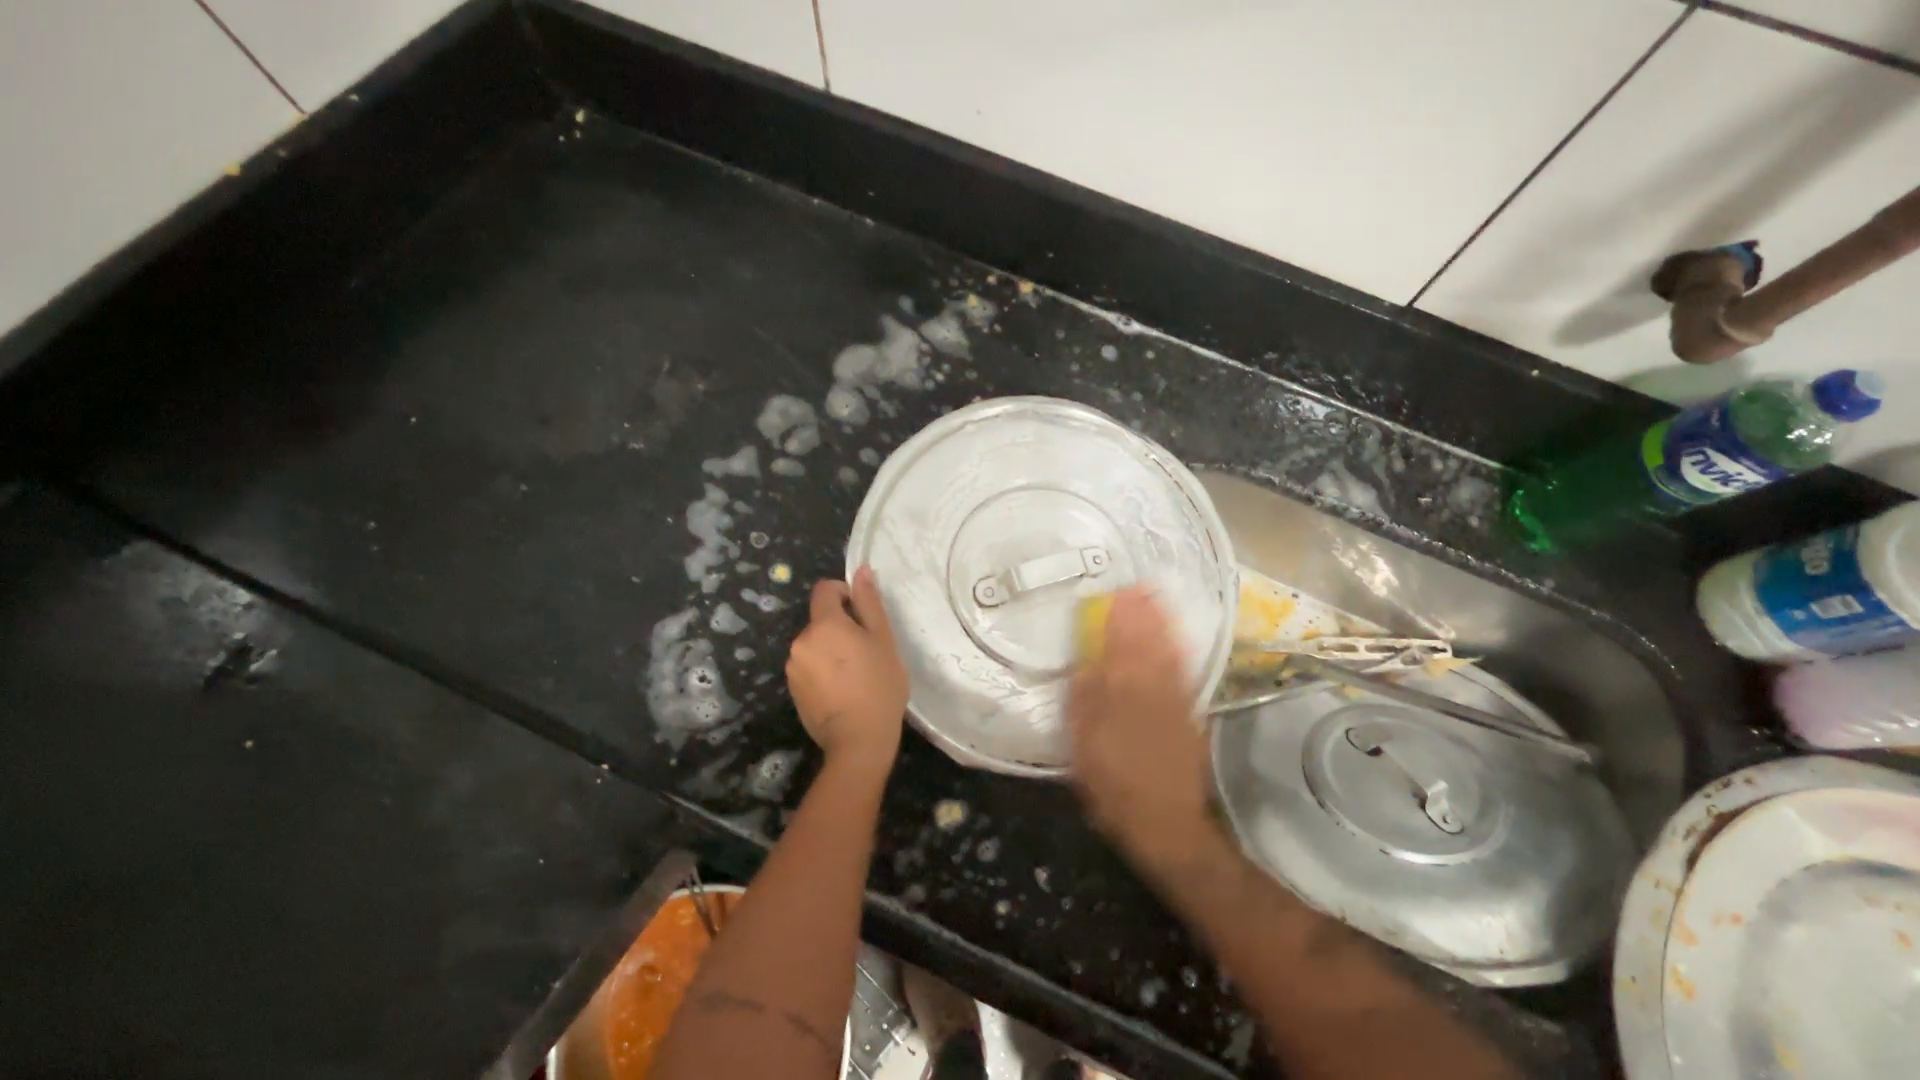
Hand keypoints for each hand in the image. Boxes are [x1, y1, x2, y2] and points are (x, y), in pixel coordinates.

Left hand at [786, 566, 909, 776]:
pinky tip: (842, 691)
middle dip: (840, 627)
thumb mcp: (883, 640)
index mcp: (824, 624)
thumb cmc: (879, 686)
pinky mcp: (792, 689)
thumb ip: (869, 602)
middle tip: (867, 651)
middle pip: (820, 620)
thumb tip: (861, 570)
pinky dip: (822, 670)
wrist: (858, 741)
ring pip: (814, 645)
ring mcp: (793, 667)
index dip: (844, 593)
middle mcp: (801, 641)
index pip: (824, 590)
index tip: (862, 614)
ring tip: (855, 675)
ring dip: (830, 650)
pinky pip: (808, 667)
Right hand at [1067, 588, 1216, 874]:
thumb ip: (1085, 704)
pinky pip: (1184, 673)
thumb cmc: (1115, 789)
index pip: (1116, 649)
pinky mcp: (1190, 715)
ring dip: (1163, 625)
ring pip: (1168, 655)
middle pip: (1146, 645)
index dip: (1117, 620)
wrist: (1165, 823)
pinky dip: (1180, 650)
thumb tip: (1084, 665)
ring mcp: (1174, 703)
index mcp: (1120, 700)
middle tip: (1139, 585)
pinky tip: (1177, 637)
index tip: (1114, 592)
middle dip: (1142, 614)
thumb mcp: (1085, 749)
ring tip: (1157, 598)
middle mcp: (1151, 693)